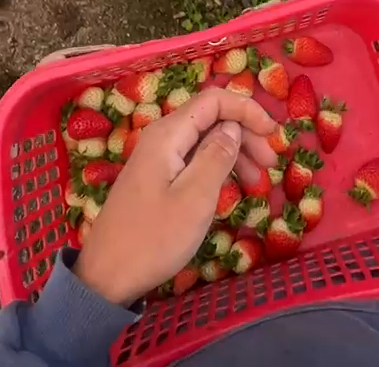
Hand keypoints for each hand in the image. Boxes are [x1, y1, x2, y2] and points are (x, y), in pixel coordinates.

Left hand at [74, 88, 278, 303]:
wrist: (105, 278)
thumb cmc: (153, 238)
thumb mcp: (195, 198)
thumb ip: (217, 156)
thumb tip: (233, 127)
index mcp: (169, 134)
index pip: (214, 99)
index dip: (247, 110)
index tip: (273, 134)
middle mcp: (162, 137)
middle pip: (211, 117)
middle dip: (245, 133)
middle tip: (270, 164)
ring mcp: (157, 157)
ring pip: (204, 139)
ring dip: (234, 152)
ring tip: (256, 181)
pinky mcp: (156, 177)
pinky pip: (193, 158)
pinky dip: (217, 167)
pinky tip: (231, 188)